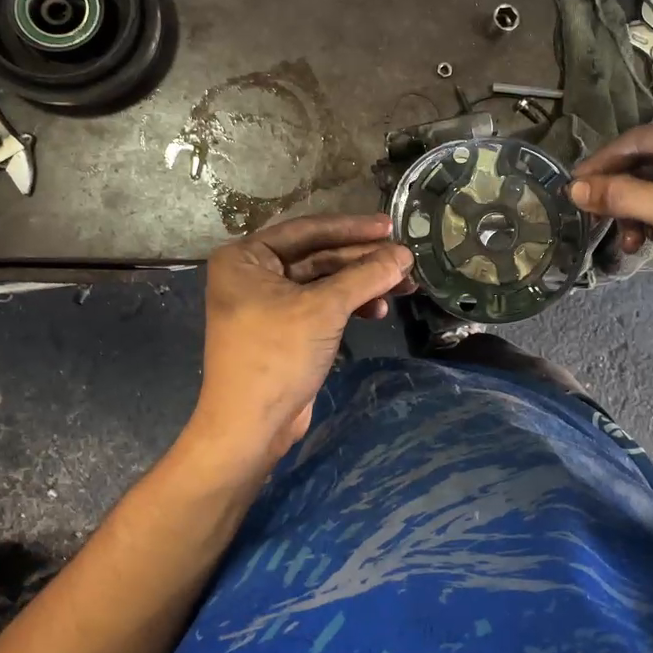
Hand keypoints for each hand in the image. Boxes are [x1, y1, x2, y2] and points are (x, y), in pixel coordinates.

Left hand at [194, 214, 412, 464]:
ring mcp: (267, 303)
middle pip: (319, 256)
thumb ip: (366, 275)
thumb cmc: (278, 356)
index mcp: (246, 258)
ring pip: (325, 282)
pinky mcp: (283, 330)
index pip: (308, 230)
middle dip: (363, 260)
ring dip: (363, 284)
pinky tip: (378, 312)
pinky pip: (322, 305)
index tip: (391, 226)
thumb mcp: (324, 309)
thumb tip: (405, 254)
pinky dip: (350, 305)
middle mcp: (252, 274)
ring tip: (403, 287)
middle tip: (406, 260)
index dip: (353, 228)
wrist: (251, 426)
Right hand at [570, 114, 652, 311]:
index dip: (603, 163)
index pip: (639, 139)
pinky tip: (642, 243)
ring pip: (648, 187)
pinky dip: (646, 222)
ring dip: (631, 213)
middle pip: (642, 164)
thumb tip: (571, 189)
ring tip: (628, 240)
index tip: (572, 185)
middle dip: (619, 194)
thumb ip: (622, 197)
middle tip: (592, 216)